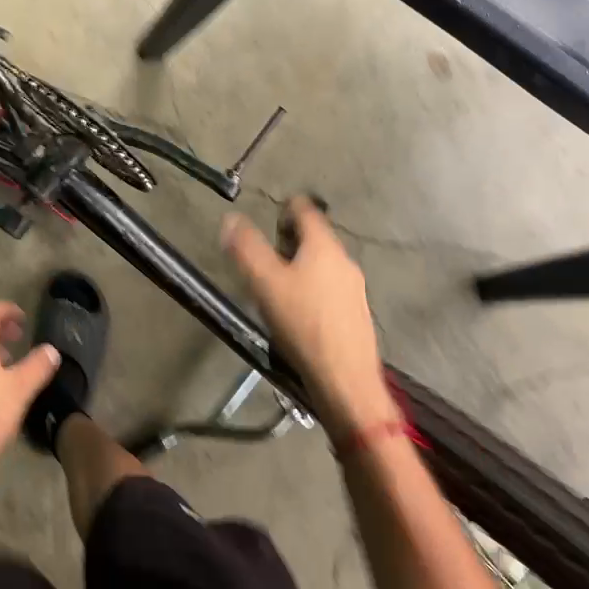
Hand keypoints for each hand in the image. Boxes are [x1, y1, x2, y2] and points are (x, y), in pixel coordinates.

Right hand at [221, 197, 396, 429]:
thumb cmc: (302, 324)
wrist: (345, 379)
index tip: (267, 224)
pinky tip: (299, 315)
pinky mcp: (357, 314)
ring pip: (323, 264)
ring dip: (300, 268)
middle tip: (265, 260)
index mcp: (323, 246)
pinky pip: (331, 289)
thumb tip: (231, 219)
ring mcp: (355, 289)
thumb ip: (246, 249)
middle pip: (315, 237)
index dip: (284, 210)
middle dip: (289, 243)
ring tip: (277, 289)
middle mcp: (344, 261)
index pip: (305, 209)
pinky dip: (313, 290)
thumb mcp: (264, 283)